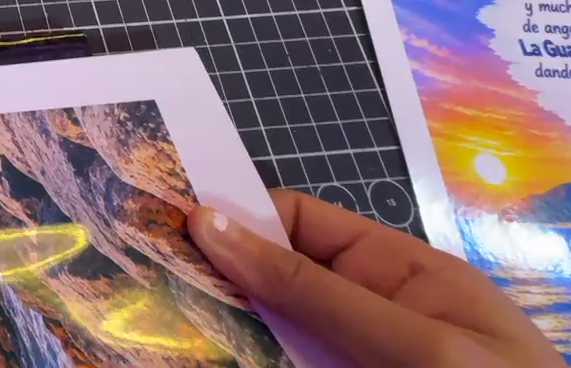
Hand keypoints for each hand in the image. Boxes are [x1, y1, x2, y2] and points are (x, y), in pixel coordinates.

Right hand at [188, 188, 560, 367]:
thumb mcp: (420, 348)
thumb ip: (310, 287)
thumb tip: (201, 219)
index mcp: (401, 272)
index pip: (295, 219)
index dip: (234, 216)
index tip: (171, 224)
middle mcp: (371, 307)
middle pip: (273, 271)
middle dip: (217, 271)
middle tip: (151, 265)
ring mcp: (354, 356)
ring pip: (268, 323)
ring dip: (222, 318)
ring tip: (164, 306)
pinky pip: (277, 357)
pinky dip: (240, 353)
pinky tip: (202, 348)